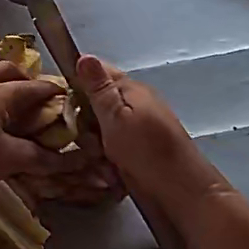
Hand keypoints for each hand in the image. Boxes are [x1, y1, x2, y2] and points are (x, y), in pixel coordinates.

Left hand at [0, 62, 79, 204]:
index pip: (34, 87)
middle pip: (8, 70)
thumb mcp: (7, 160)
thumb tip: (68, 159)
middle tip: (42, 102)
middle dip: (28, 81)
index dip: (56, 94)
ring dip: (8, 88)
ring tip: (20, 112)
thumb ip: (39, 156)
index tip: (72, 103)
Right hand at [75, 56, 233, 222]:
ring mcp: (135, 127)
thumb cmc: (148, 152)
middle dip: (83, 124)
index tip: (65, 107)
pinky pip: (110, 148)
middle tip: (89, 140)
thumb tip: (83, 55)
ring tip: (101, 161)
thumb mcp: (116, 117)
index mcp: (129, 89)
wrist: (182, 192)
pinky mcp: (136, 149)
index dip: (75, 85)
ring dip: (94, 146)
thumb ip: (98, 89)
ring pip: (98, 129)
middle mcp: (132, 104)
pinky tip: (109, 172)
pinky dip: (106, 160)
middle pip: (93, 103)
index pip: (94, 72)